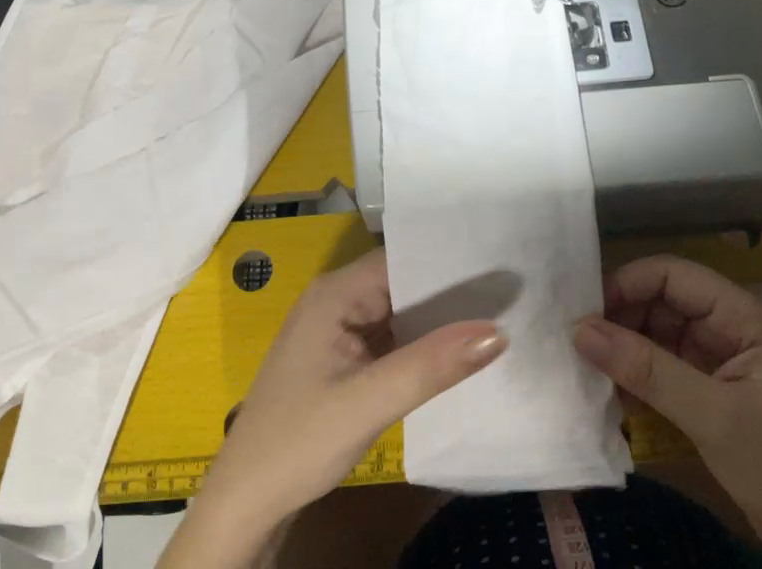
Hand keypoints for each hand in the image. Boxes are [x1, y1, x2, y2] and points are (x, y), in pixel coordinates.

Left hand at [159, 248, 506, 567]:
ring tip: (502, 317)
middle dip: (452, 292)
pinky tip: (462, 352)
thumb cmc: (297, 442)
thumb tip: (497, 331)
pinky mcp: (344, 359)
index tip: (503, 269)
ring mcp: (339, 331)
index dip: (450, 263)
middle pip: (404, 283)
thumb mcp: (367, 403)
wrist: (247, 501)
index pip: (402, 259)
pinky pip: (392, 338)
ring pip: (401, 312)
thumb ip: (430, 366)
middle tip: (514, 296)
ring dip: (440, 320)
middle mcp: (336, 301)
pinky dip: (423, 345)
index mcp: (334, 295)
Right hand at [572, 255, 761, 568]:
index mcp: (745, 316)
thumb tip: (579, 329)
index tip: (583, 315)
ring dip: (624, 350)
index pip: (673, 275)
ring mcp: (722, 359)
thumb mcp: (714, 417)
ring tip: (585, 370)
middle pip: (662, 301)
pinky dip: (638, 377)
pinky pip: (664, 368)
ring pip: (658, 334)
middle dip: (619, 319)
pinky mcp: (714, 391)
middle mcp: (732, 327)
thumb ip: (647, 370)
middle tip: (576, 347)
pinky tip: (609, 394)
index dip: (626, 285)